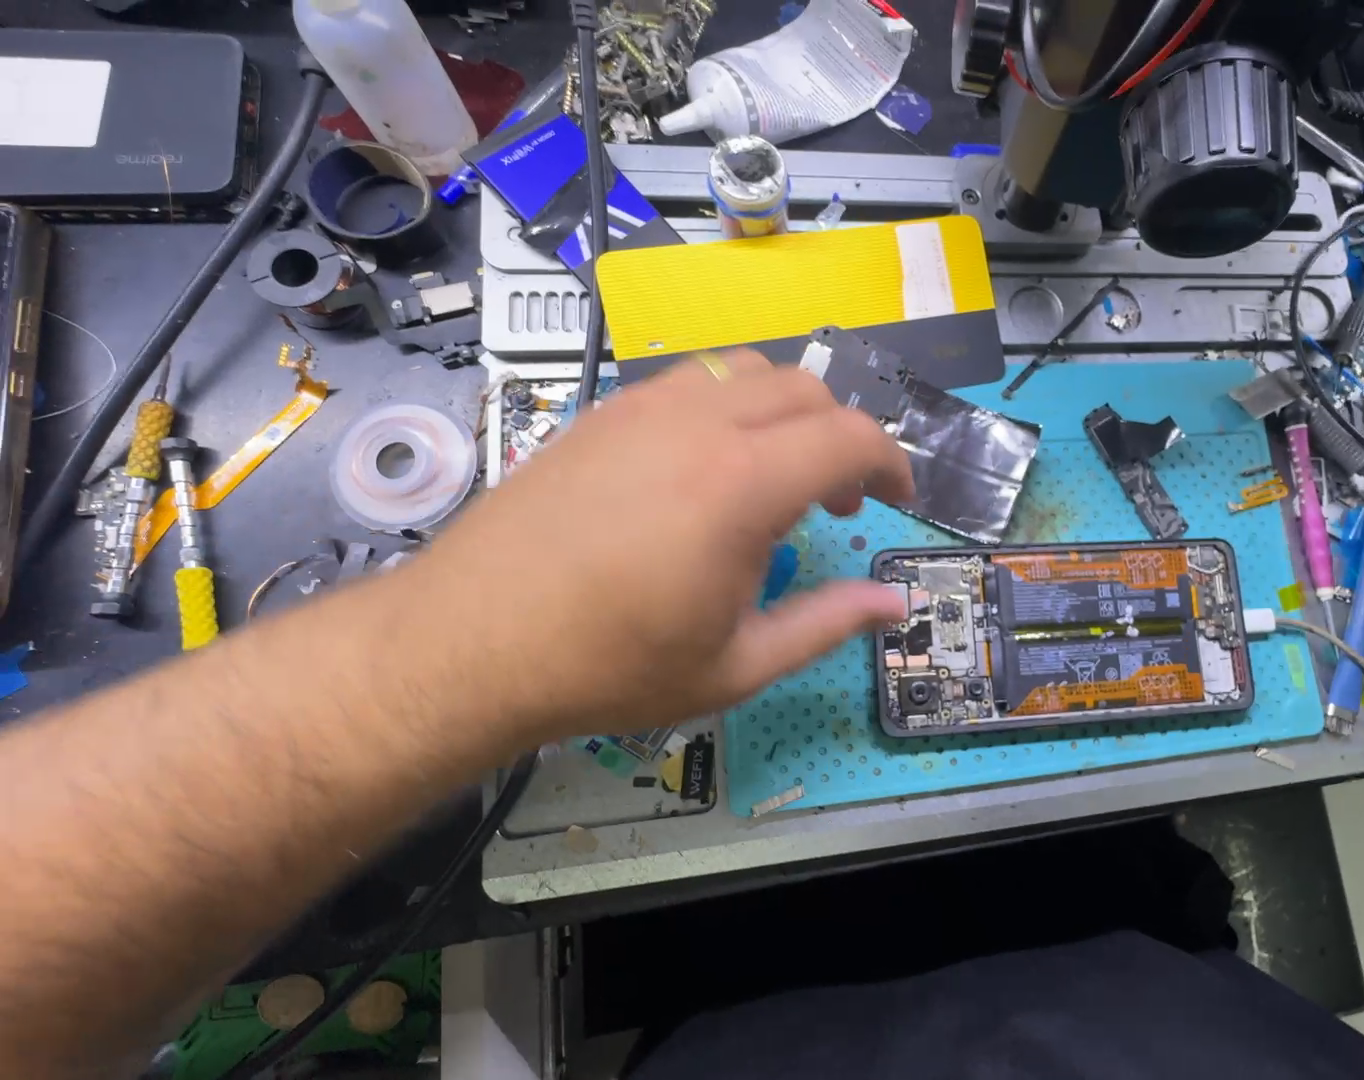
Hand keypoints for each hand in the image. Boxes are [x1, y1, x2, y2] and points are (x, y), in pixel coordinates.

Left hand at [397, 350, 913, 739]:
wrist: (468, 645)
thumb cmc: (611, 666)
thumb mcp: (737, 665)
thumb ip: (827, 624)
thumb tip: (891, 604)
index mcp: (742, 486)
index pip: (850, 437)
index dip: (890, 464)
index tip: (894, 500)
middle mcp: (699, 426)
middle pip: (807, 391)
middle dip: (843, 439)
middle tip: (834, 503)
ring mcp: (644, 410)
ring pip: (748, 373)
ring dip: (787, 415)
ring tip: (774, 477)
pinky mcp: (603, 413)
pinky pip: (692, 383)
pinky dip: (730, 409)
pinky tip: (706, 470)